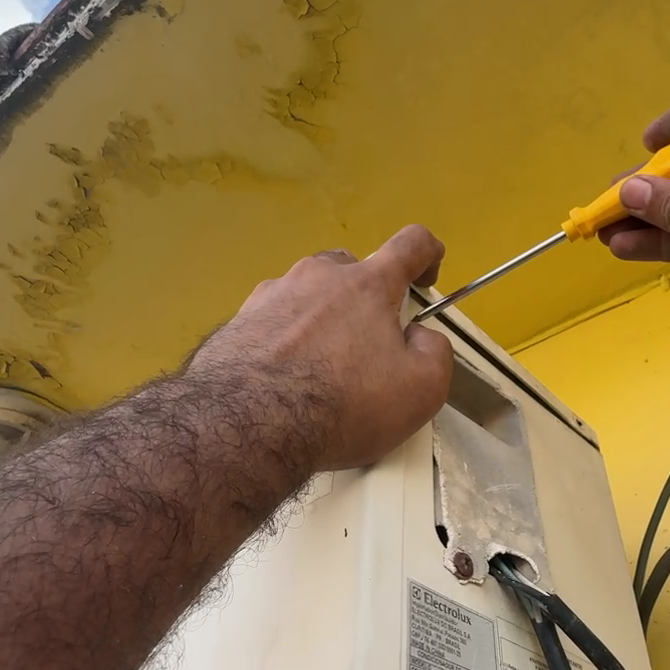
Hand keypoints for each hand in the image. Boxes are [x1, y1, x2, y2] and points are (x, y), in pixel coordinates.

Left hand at [189, 225, 453, 471]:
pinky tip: (283, 380)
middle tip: (368, 342)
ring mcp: (270, 295)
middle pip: (351, 267)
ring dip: (322, 318)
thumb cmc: (344, 404)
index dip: (428, 253)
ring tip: (319, 368)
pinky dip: (285, 340)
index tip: (426, 278)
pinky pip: (272, 321)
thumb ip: (434, 351)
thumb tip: (417, 336)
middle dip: (366, 296)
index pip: (411, 244)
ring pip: (308, 293)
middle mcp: (317, 277)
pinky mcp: (235, 323)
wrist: (247, 426)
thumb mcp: (422, 389)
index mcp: (367, 284)